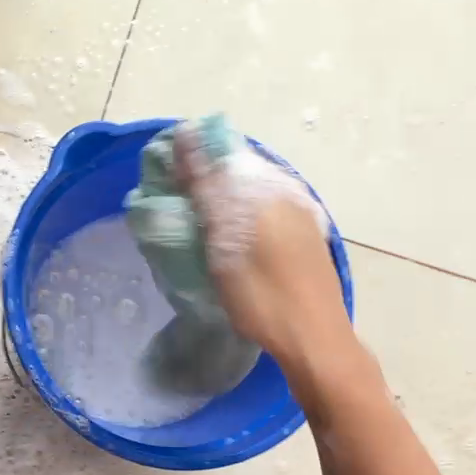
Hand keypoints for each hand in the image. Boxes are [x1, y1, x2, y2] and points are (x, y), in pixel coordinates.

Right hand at [172, 123, 351, 369]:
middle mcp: (288, 192)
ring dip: (220, 201)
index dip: (190, 159)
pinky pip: (262, 212)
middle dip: (203, 180)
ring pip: (250, 193)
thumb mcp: (225, 242)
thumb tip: (186, 135)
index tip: (162, 176)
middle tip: (172, 200)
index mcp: (269, 187)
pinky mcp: (302, 237)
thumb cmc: (264, 295)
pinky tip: (224, 237)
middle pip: (237, 171)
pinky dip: (238, 217)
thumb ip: (207, 187)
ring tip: (193, 221)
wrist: (313, 339)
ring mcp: (299, 215)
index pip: (222, 152)